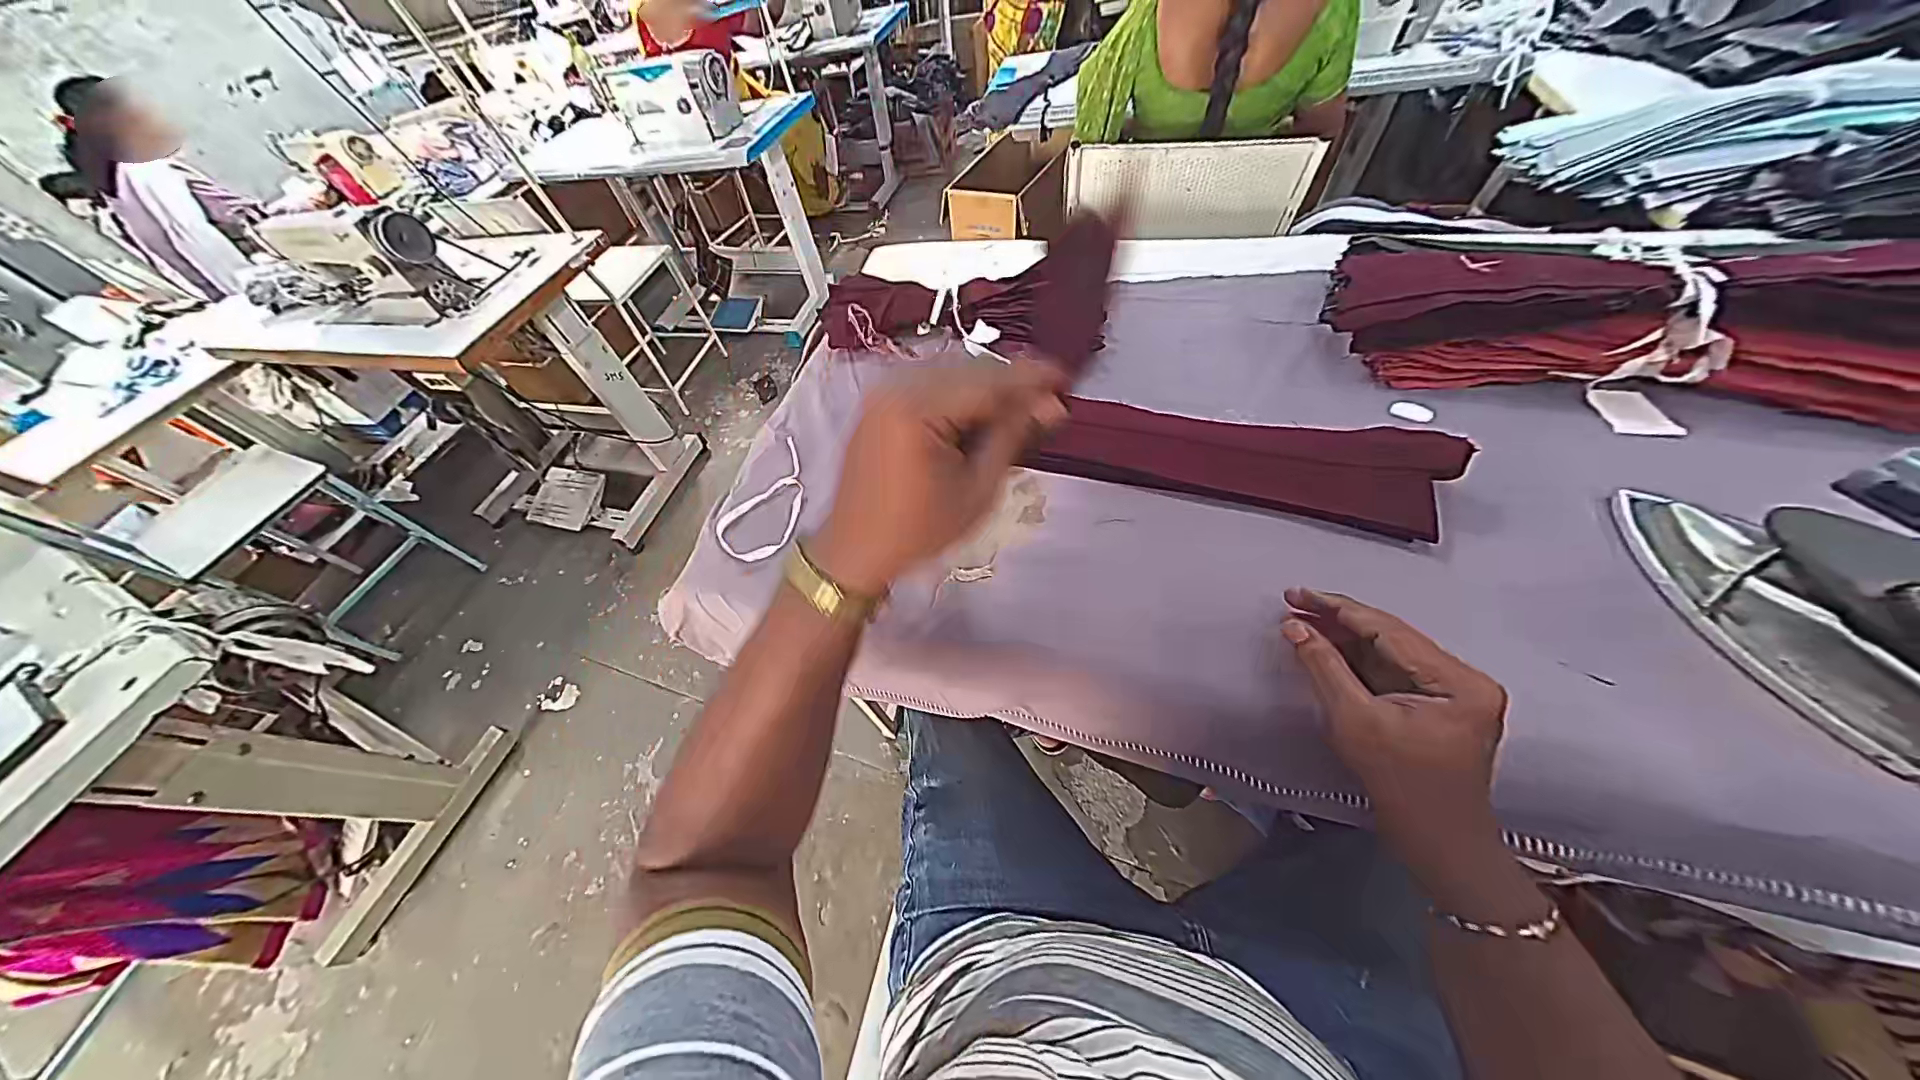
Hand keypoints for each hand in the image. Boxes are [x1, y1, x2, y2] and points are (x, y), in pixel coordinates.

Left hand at [811, 360, 1066, 594]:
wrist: (855, 550)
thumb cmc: (917, 531)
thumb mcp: (976, 490)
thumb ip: (1011, 438)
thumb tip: (1048, 406)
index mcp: (916, 410)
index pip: (987, 382)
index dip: (1031, 379)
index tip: (1064, 379)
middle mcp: (895, 389)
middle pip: (970, 371)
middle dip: (1012, 384)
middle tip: (1048, 405)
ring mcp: (882, 393)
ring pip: (952, 375)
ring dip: (989, 389)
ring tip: (1021, 413)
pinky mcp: (879, 404)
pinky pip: (930, 387)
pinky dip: (961, 397)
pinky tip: (983, 415)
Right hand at [1281, 589, 1509, 873]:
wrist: (1437, 839)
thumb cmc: (1398, 783)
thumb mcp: (1353, 720)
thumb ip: (1324, 666)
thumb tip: (1295, 627)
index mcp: (1458, 681)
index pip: (1389, 630)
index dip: (1339, 609)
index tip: (1298, 595)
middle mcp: (1464, 679)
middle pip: (1391, 636)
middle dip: (1339, 620)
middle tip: (1294, 604)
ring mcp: (1453, 691)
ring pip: (1389, 650)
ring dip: (1345, 637)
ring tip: (1302, 621)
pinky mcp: (1437, 703)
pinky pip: (1390, 669)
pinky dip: (1356, 658)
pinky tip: (1327, 647)